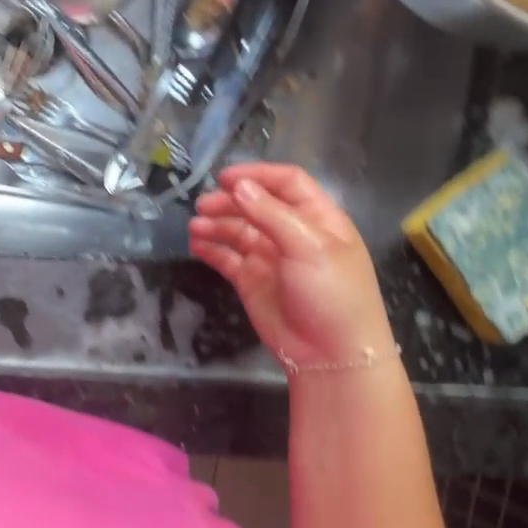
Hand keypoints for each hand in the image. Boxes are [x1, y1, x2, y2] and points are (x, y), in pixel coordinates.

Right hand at [188, 163, 394, 370]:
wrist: (330, 352)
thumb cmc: (332, 293)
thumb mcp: (307, 247)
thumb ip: (271, 214)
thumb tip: (238, 186)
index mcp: (318, 220)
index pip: (288, 184)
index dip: (258, 175)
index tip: (224, 178)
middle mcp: (293, 234)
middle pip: (256, 205)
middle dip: (229, 202)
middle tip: (202, 206)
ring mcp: (270, 258)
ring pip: (237, 231)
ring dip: (216, 225)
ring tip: (195, 228)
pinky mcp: (251, 281)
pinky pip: (226, 258)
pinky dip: (210, 249)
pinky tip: (196, 245)